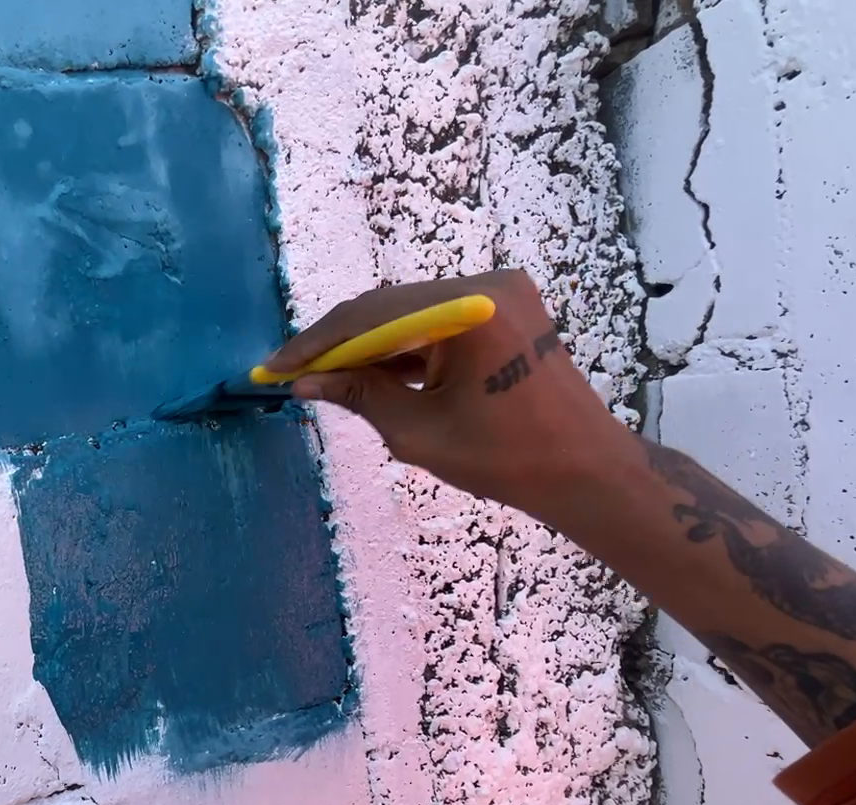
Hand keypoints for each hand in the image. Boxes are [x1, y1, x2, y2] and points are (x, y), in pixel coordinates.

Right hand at [265, 269, 638, 525]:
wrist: (583, 469)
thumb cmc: (504, 459)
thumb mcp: (417, 431)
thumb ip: (359, 395)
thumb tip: (304, 382)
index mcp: (470, 310)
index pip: (370, 317)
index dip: (313, 345)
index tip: (271, 368)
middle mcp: (485, 284)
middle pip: (385, 308)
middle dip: (333, 343)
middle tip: (287, 373)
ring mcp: (497, 292)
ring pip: (405, 314)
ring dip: (361, 346)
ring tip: (316, 376)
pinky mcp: (500, 308)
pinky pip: (430, 322)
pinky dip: (395, 348)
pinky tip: (361, 371)